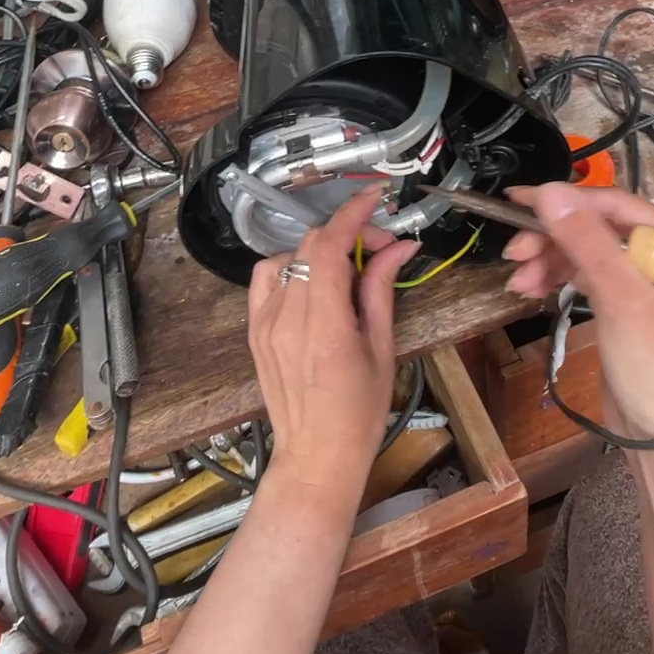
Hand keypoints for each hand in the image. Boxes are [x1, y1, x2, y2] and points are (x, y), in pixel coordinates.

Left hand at [247, 185, 420, 499]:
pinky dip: (291, 264)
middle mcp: (288, 319)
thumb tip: (399, 247)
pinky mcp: (254, 328)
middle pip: (311, 245)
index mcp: (325, 327)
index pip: (329, 246)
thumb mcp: (382, 349)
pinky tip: (313, 280)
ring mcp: (264, 322)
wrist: (315, 456)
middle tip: (380, 249)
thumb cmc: (358, 413)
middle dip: (349, 234)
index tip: (373, 197)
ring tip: (349, 268)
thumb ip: (382, 290)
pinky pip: (267, 276)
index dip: (352, 213)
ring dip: (323, 249)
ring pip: (290, 255)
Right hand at [503, 184, 653, 437]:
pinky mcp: (621, 305)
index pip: (615, 204)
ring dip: (548, 260)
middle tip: (514, 251)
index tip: (519, 201)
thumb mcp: (620, 298)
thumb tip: (549, 191)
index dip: (566, 199)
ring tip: (518, 280)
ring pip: (584, 252)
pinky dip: (555, 278)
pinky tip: (530, 288)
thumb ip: (586, 242)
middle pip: (595, 228)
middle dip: (552, 237)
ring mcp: (639, 282)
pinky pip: (583, 276)